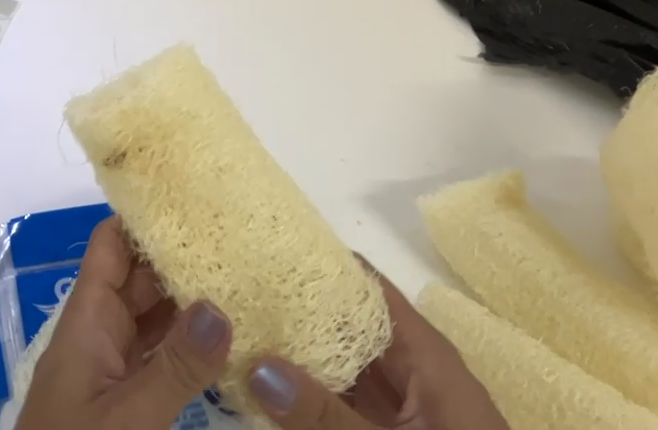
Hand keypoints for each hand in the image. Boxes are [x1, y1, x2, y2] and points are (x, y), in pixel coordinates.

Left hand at [14, 216, 232, 429]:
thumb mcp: (129, 417)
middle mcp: (100, 330)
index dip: (143, 216)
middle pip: (140, 277)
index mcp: (88, 318)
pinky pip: (161, 356)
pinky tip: (233, 340)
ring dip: (192, 301)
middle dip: (182, 257)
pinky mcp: (128, 398)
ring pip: (155, 317)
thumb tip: (220, 302)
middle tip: (242, 238)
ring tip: (248, 277)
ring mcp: (113, 365)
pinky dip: (192, 345)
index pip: (111, 245)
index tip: (194, 196)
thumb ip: (176, 365)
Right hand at [242, 267, 510, 429]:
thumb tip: (254, 363)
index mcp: (426, 354)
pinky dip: (307, 388)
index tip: (259, 245)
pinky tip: (262, 382)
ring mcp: (402, 406)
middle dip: (293, 304)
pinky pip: (344, 397)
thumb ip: (324, 416)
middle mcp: (412, 369)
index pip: (364, 283)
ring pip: (341, 360)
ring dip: (294, 348)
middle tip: (231, 285)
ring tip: (234, 323)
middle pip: (346, 319)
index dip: (315, 260)